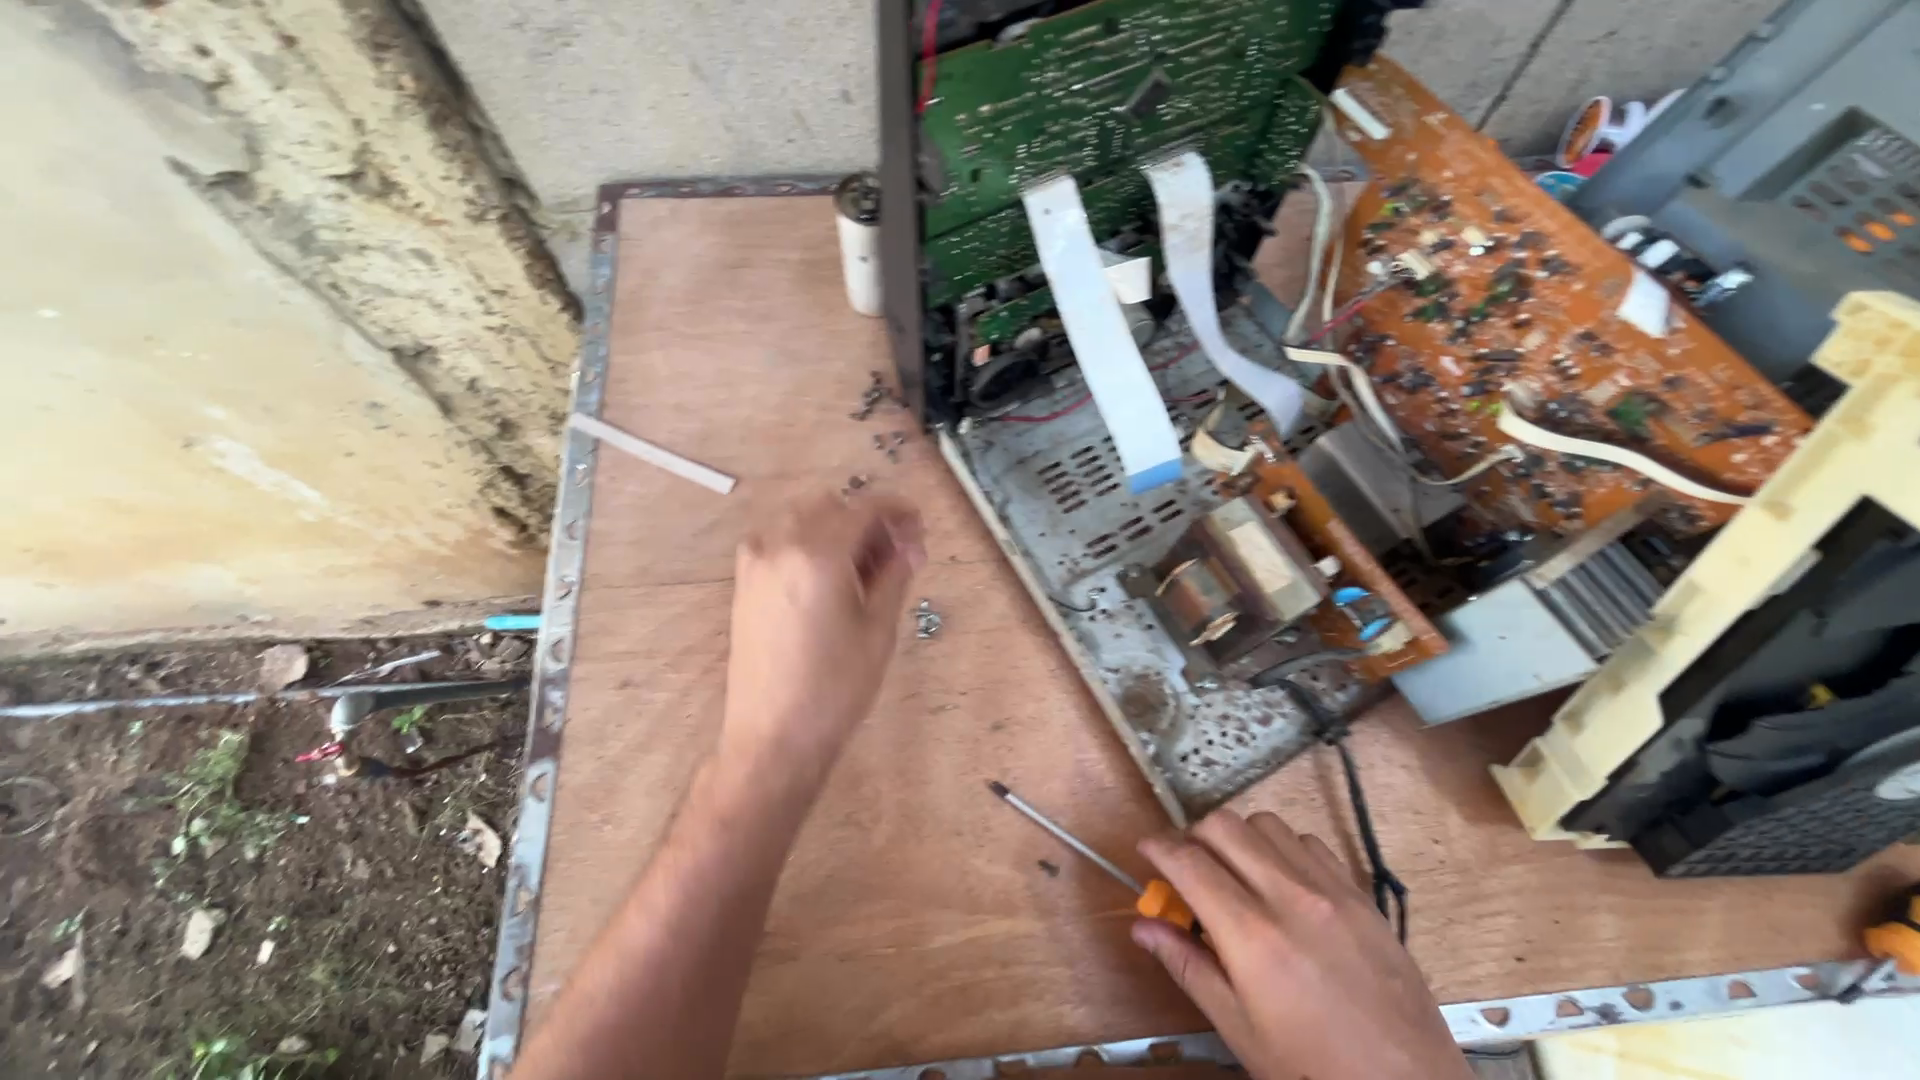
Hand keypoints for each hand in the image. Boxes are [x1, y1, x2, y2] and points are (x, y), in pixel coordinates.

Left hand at [720, 493, 925, 777]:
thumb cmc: (835, 688)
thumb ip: (894, 575)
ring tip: (864, 571)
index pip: (864, 508)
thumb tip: (908, 546)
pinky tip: (831, 581)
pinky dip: (809, 545)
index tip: (919, 526)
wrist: (773, 736)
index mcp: (817, 553)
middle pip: (831, 506)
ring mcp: (756, 563)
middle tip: (896, 554)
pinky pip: (781, 542)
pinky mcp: (745, 583)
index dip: (898, 511)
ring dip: (837, 530)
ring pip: (803, 520)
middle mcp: (780, 545)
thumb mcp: (878, 630)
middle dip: (866, 520)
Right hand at [1132, 811, 1469, 1079]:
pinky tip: (1282, 884)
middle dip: (1193, 835)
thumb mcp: (1238, 1028)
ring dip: (1239, 838)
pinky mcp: (1361, 895)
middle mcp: (1289, 897)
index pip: (1189, 862)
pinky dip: (1282, 849)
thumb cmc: (1312, 1068)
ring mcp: (1331, 891)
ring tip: (1234, 874)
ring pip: (1266, 824)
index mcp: (1252, 936)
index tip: (1146, 849)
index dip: (1158, 847)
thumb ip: (1187, 966)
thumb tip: (1142, 926)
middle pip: (1224, 826)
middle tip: (1186, 865)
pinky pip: (1310, 843)